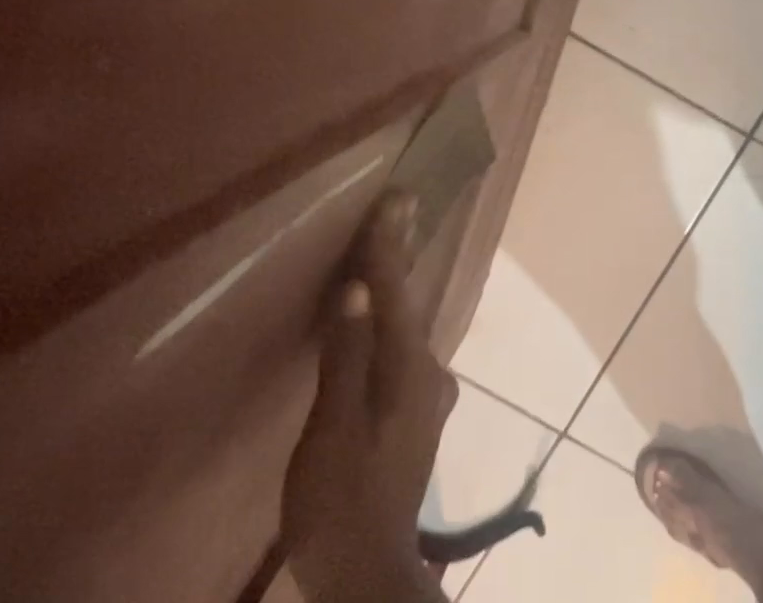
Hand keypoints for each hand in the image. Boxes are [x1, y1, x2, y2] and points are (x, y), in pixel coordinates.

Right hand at [281, 191, 457, 599]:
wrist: (368, 572)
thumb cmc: (341, 501)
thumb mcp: (333, 431)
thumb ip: (348, 357)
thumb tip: (361, 288)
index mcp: (410, 373)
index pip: (397, 295)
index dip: (390, 246)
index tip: (397, 197)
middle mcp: (429, 376)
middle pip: (409, 307)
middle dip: (399, 259)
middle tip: (396, 210)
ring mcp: (426, 397)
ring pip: (408, 329)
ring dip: (396, 290)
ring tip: (384, 250)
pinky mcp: (414, 415)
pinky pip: (402, 351)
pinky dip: (390, 323)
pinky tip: (378, 319)